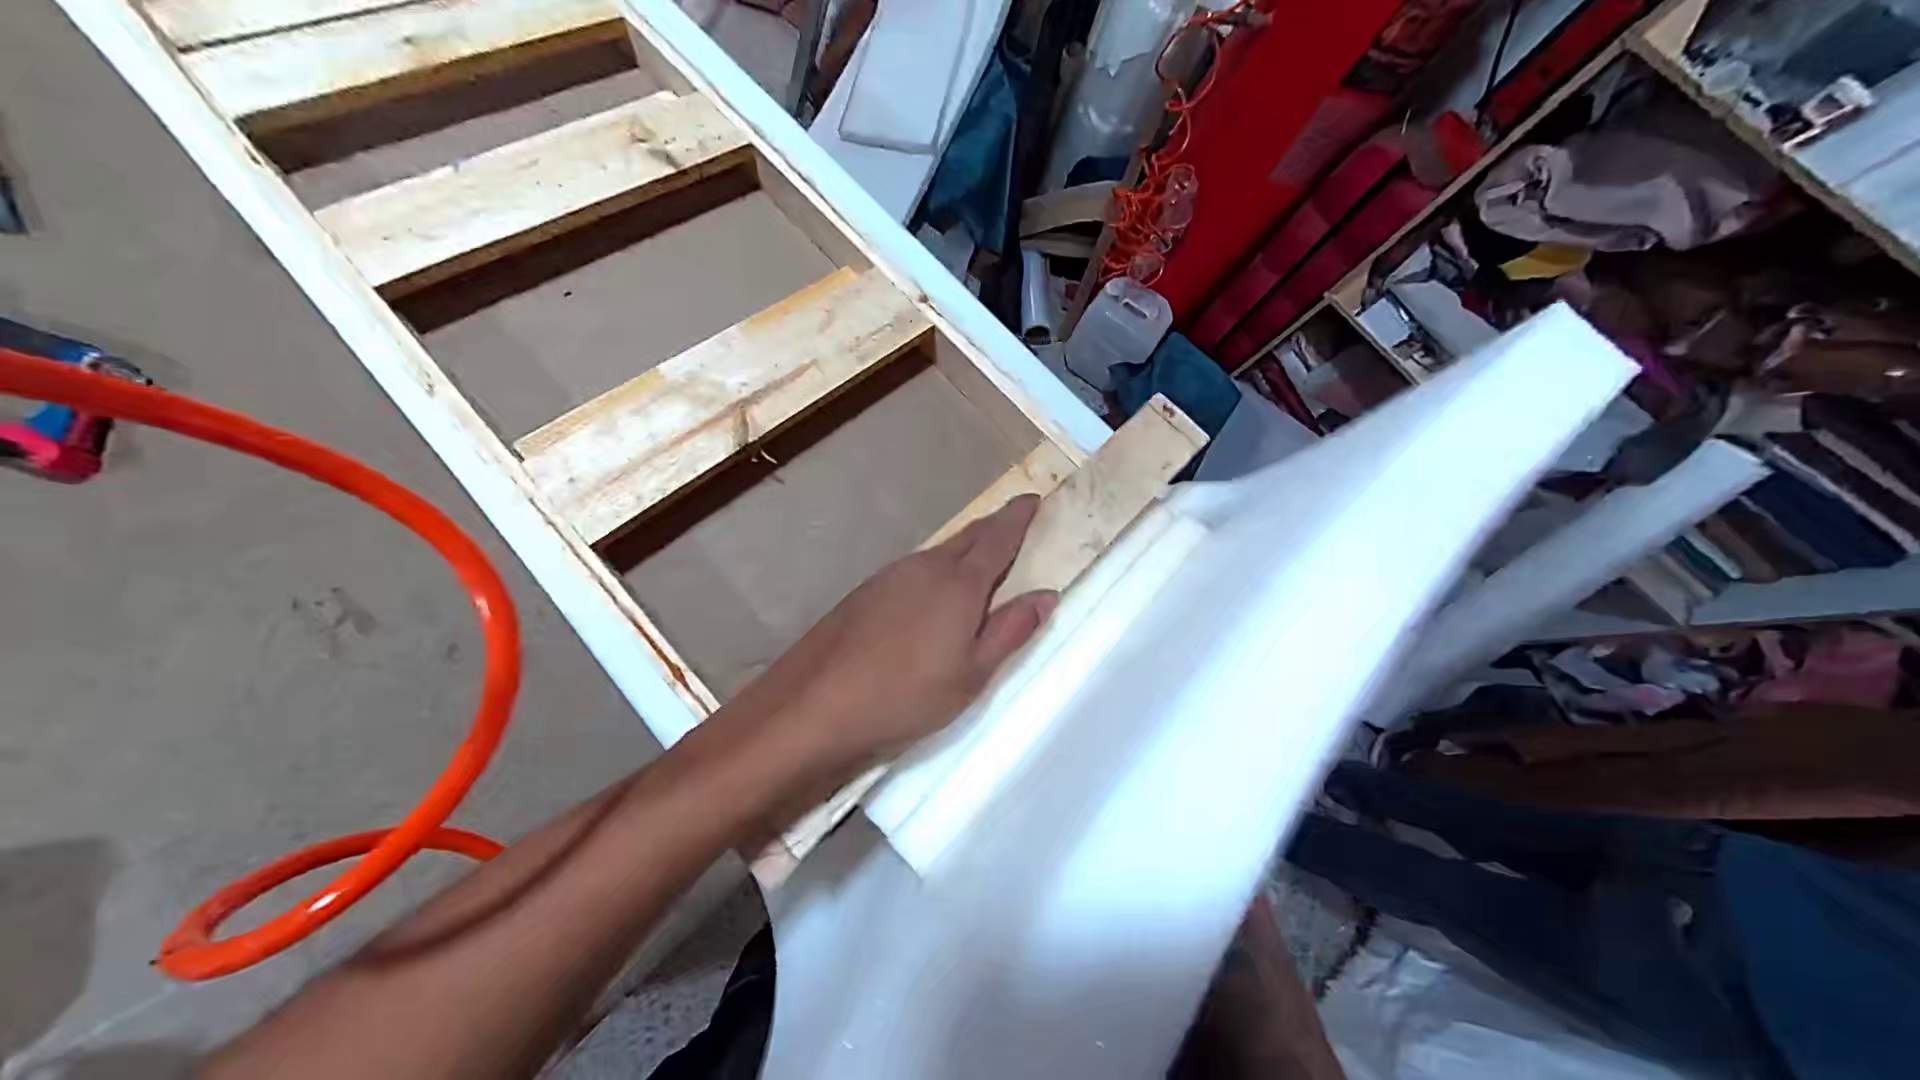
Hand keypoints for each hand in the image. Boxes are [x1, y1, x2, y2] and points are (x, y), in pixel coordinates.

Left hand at [718, 494, 1058, 789]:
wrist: (815, 703)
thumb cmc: (906, 695)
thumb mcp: (971, 675)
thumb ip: (1010, 631)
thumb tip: (1047, 595)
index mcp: (958, 584)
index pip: (998, 539)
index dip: (1019, 518)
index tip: (1033, 501)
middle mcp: (924, 567)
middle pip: (968, 538)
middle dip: (994, 528)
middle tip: (1014, 525)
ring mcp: (890, 576)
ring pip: (938, 553)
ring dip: (963, 551)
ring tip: (979, 563)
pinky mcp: (865, 591)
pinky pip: (913, 569)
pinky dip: (935, 571)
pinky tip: (931, 596)